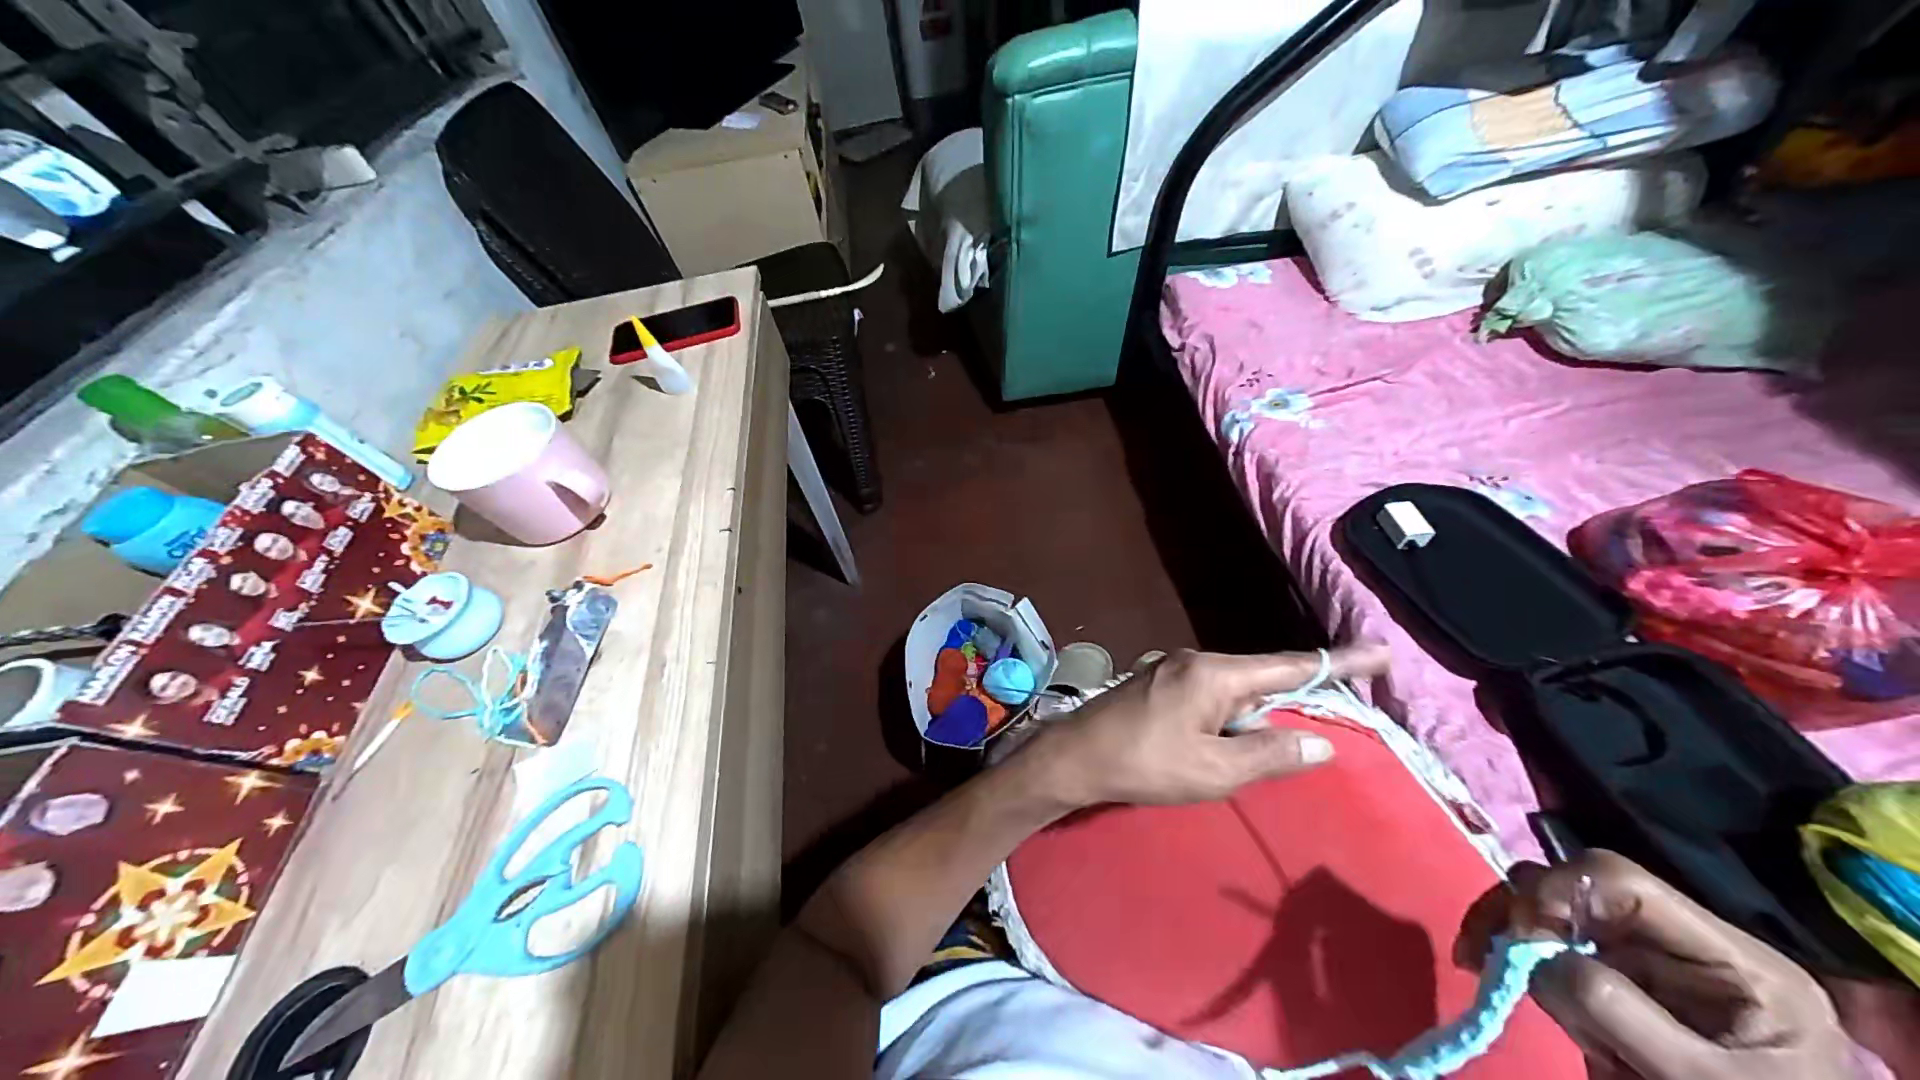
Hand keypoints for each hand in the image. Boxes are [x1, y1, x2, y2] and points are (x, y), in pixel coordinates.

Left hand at [1021, 645, 1389, 809]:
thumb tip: (1322, 744)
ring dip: (1251, 718)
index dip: (1338, 662)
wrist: (1073, 757)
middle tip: (1298, 737)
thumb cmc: (1144, 764)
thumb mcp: (1214, 771)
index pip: (1290, 666)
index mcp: (1214, 674)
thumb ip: (1270, 756)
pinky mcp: (1157, 684)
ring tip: (1233, 757)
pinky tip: (1216, 745)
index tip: (1380, 654)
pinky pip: (1209, 694)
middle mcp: (1196, 660)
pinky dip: (1226, 717)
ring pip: (1234, 690)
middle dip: (1288, 703)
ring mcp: (1172, 669)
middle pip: (1261, 678)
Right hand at [1487, 851, 1851, 1079]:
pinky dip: (1514, 958)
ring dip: (1510, 937)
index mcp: (1730, 957)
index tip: (1522, 936)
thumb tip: (1534, 957)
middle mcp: (1680, 943)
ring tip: (1479, 968)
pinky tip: (1491, 975)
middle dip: (1521, 913)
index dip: (1558, 888)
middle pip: (1573, 887)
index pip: (1623, 881)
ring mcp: (1645, 963)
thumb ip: (1618, 1010)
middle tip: (1482, 953)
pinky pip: (1546, 949)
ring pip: (1549, 911)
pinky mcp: (1614, 984)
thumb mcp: (1697, 1078)